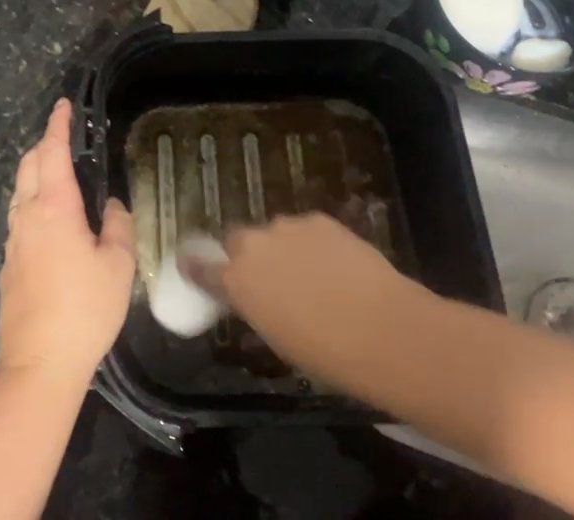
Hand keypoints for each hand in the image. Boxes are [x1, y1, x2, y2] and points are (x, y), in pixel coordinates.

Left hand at [0, 99, 135, 384]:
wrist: (39, 361)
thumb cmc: (85, 309)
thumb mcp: (118, 266)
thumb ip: (118, 227)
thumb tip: (112, 206)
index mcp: (54, 207)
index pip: (53, 152)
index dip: (59, 125)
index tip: (64, 106)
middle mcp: (27, 215)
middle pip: (29, 165)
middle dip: (45, 145)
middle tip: (67, 139)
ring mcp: (14, 240)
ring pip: (20, 190)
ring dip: (36, 172)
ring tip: (60, 174)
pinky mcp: (9, 263)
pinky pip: (19, 216)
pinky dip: (33, 200)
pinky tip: (51, 218)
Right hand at [188, 213, 410, 382]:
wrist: (382, 329)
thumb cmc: (326, 354)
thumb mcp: (277, 338)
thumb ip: (258, 307)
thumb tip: (261, 296)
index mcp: (236, 283)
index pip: (200, 267)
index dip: (195, 266)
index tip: (191, 264)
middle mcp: (254, 247)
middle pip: (238, 240)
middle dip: (247, 255)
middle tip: (268, 278)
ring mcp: (288, 228)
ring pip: (275, 233)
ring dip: (283, 248)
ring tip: (310, 273)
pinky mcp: (320, 219)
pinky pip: (306, 229)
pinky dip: (312, 243)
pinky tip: (335, 264)